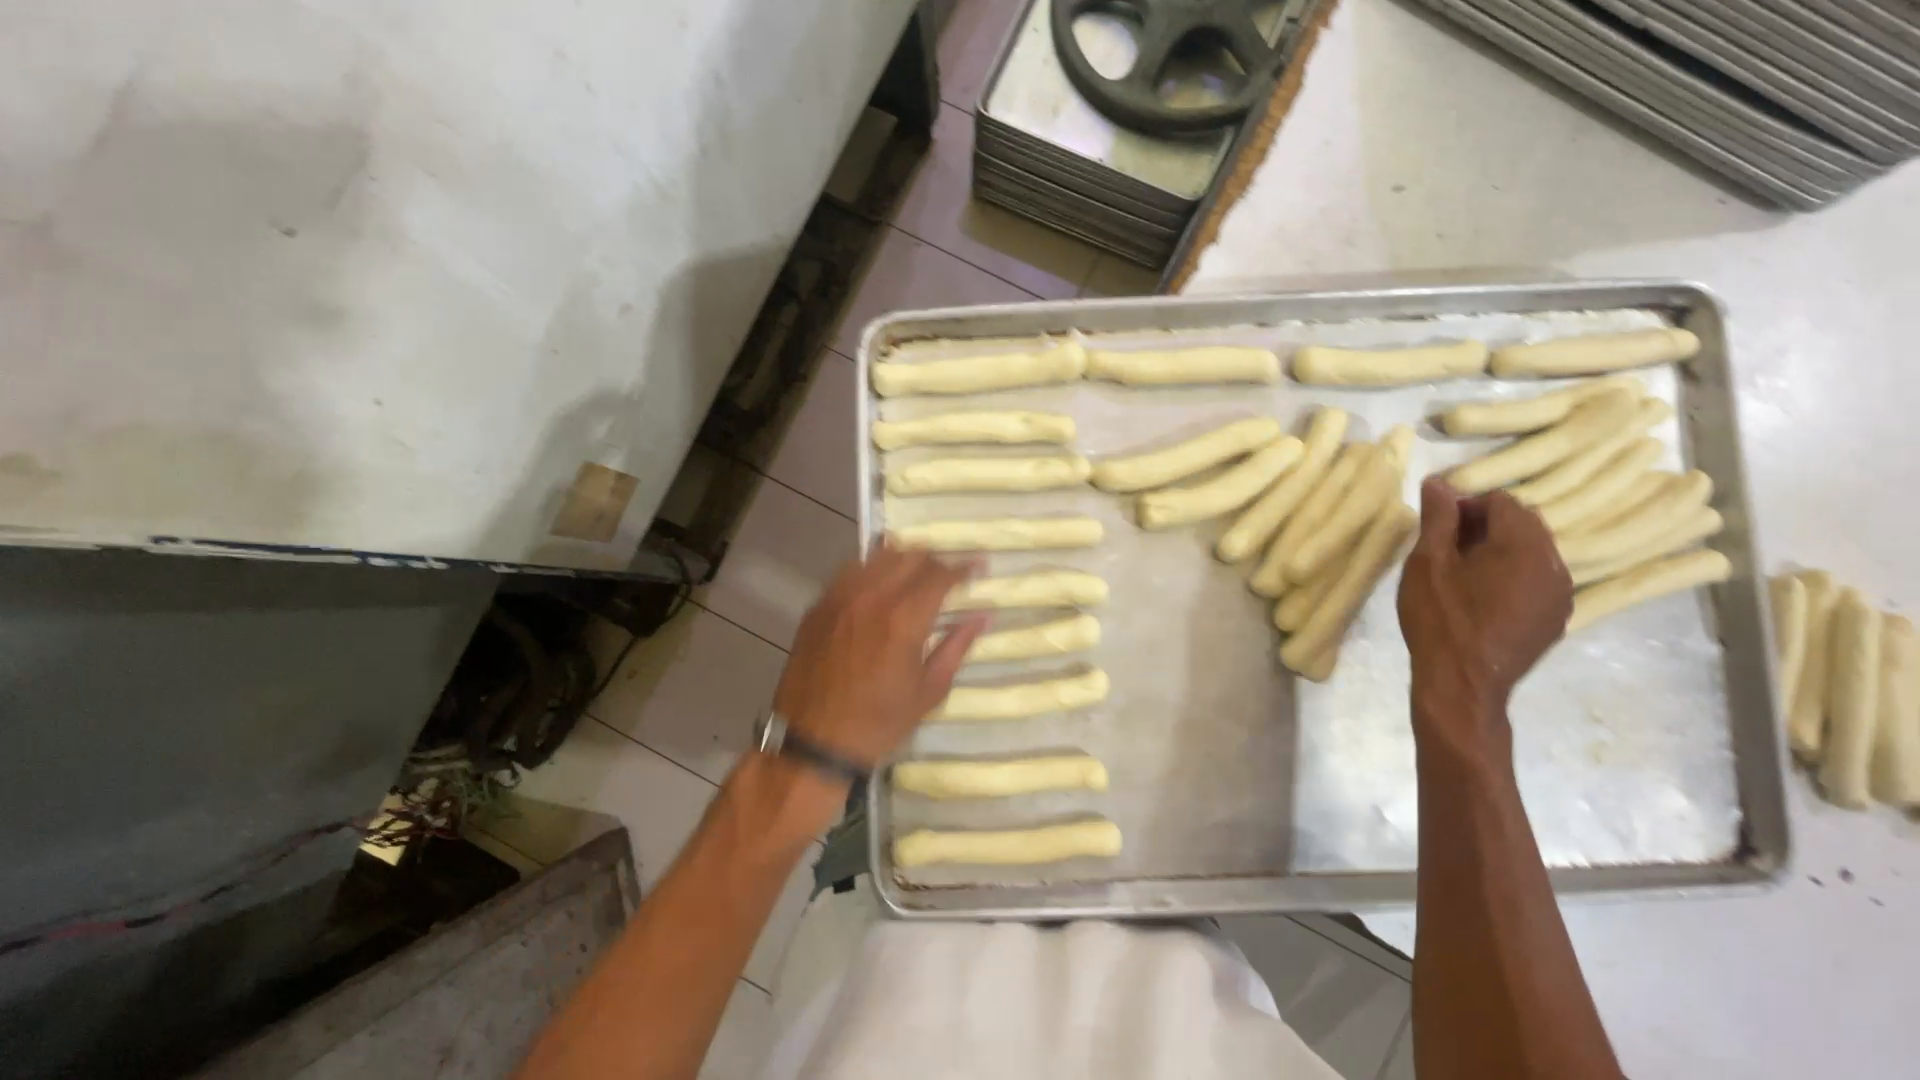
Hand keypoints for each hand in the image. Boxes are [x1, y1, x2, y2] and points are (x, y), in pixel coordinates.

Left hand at [772, 542, 987, 769]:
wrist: (814, 740)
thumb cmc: (879, 722)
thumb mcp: (928, 691)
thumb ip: (956, 647)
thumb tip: (981, 617)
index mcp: (904, 619)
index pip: (940, 574)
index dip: (963, 567)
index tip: (978, 567)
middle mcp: (871, 596)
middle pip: (910, 556)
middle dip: (936, 560)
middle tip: (949, 574)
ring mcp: (840, 597)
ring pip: (878, 556)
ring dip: (904, 558)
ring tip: (917, 574)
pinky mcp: (819, 606)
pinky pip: (850, 572)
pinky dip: (872, 570)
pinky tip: (880, 586)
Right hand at [1397, 476, 1571, 733]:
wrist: (1462, 684)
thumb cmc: (1440, 620)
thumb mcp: (1427, 564)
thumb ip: (1437, 519)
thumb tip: (1439, 482)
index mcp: (1523, 544)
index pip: (1503, 501)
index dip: (1467, 505)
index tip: (1439, 526)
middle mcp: (1554, 563)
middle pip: (1524, 524)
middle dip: (1487, 526)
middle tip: (1448, 548)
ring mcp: (1561, 594)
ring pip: (1533, 553)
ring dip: (1502, 552)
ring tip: (1465, 574)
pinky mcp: (1556, 619)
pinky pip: (1538, 581)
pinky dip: (1514, 578)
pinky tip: (1484, 599)